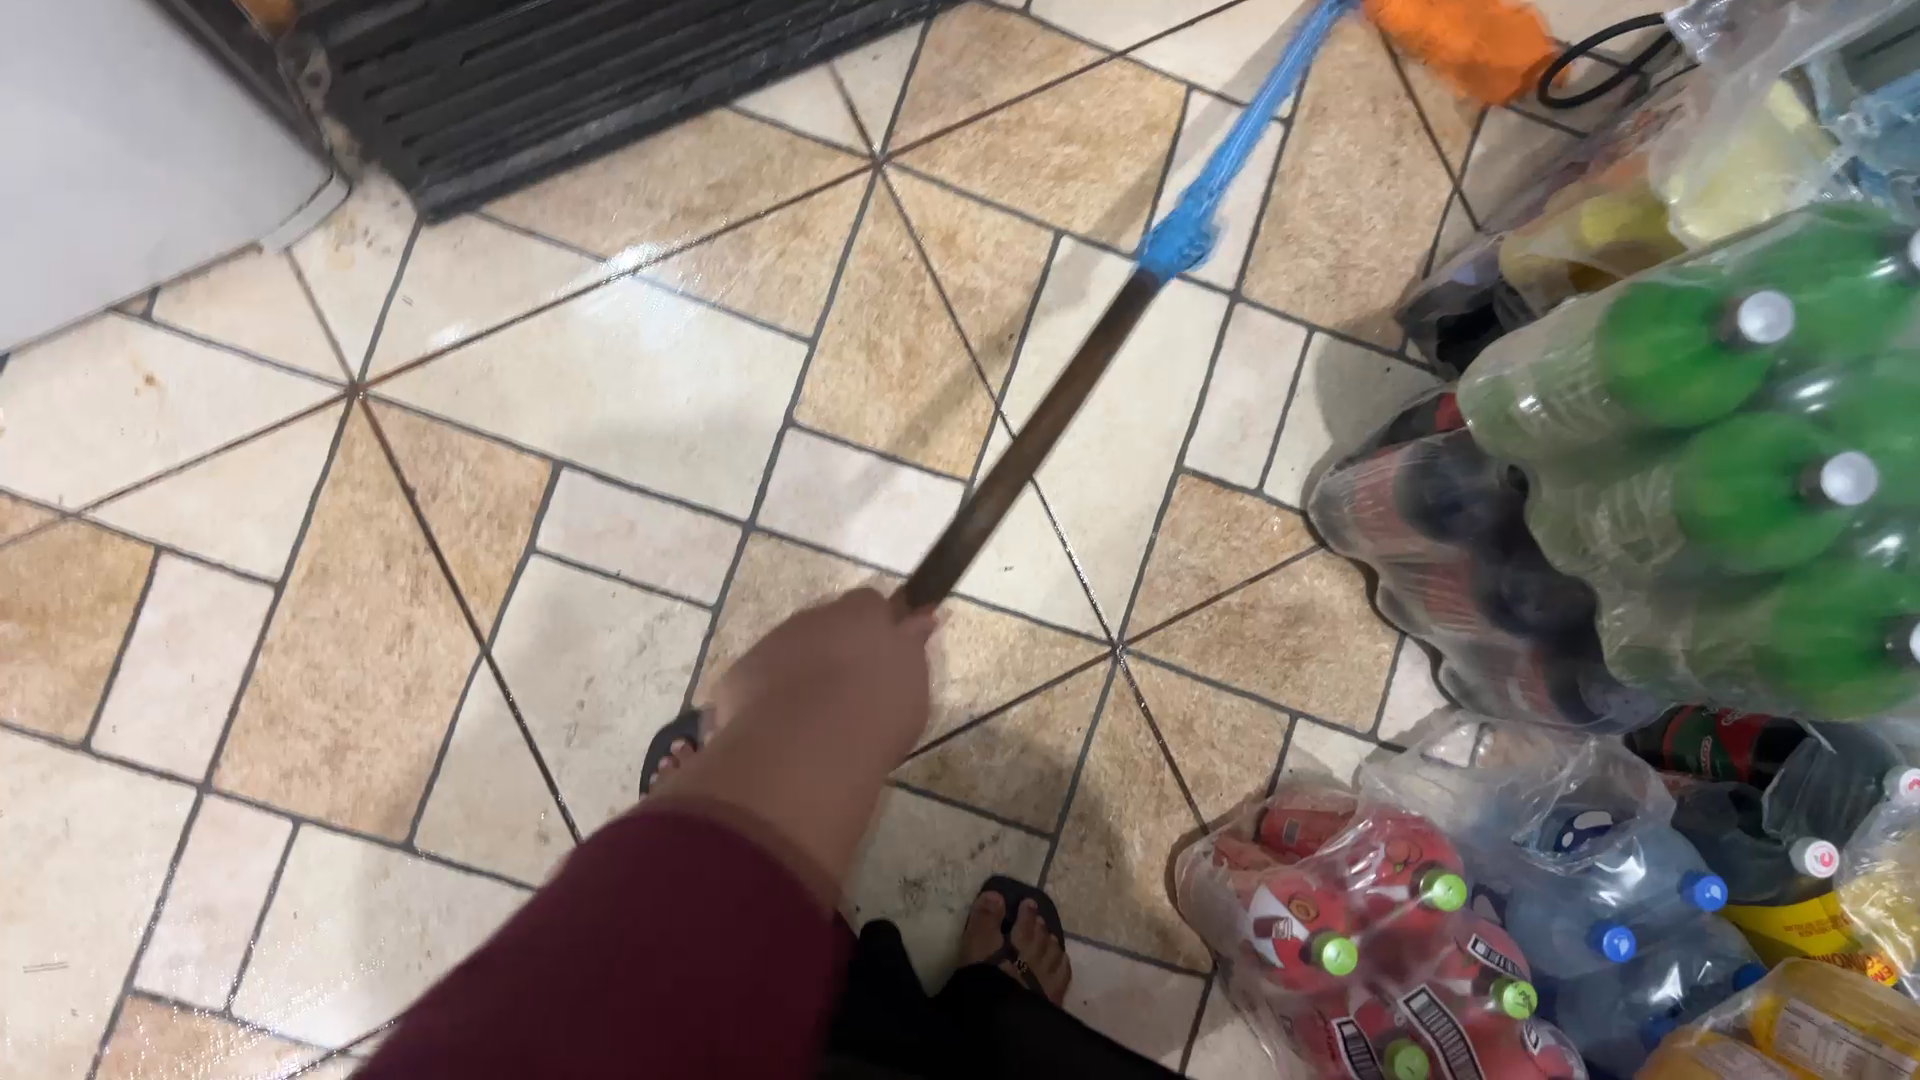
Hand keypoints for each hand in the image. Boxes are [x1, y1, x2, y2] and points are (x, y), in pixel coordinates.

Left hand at [714, 589, 937, 764]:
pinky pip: (760, 680)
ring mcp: (772, 643)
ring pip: (792, 650)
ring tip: (817, 718)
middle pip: (828, 623)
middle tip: (853, 692)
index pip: (872, 603)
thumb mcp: (912, 685)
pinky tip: (783, 731)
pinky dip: (770, 697)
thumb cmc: (875, 715)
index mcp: (862, 614)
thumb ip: (912, 647)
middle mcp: (814, 617)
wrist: (804, 749)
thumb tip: (921, 618)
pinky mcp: (740, 674)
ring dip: (803, 671)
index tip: (885, 659)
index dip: (878, 627)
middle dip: (838, 648)